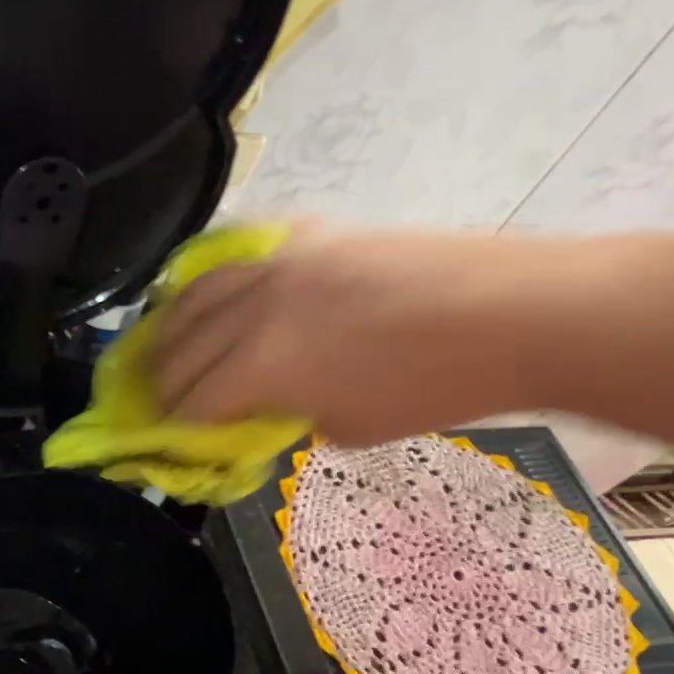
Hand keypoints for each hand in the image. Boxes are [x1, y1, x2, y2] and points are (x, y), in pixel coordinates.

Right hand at [150, 229, 591, 444]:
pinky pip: (235, 255)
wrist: (515, 313)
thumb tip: (258, 408)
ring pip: (194, 292)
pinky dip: (209, 282)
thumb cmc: (434, 389)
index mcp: (262, 364)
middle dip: (161, 382)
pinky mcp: (308, 234)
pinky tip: (208, 295)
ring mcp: (278, 261)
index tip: (168, 439)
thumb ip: (284, 416)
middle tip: (157, 401)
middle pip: (180, 347)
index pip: (191, 400)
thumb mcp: (344, 427)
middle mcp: (253, 307)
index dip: (174, 425)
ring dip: (169, 326)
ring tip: (161, 344)